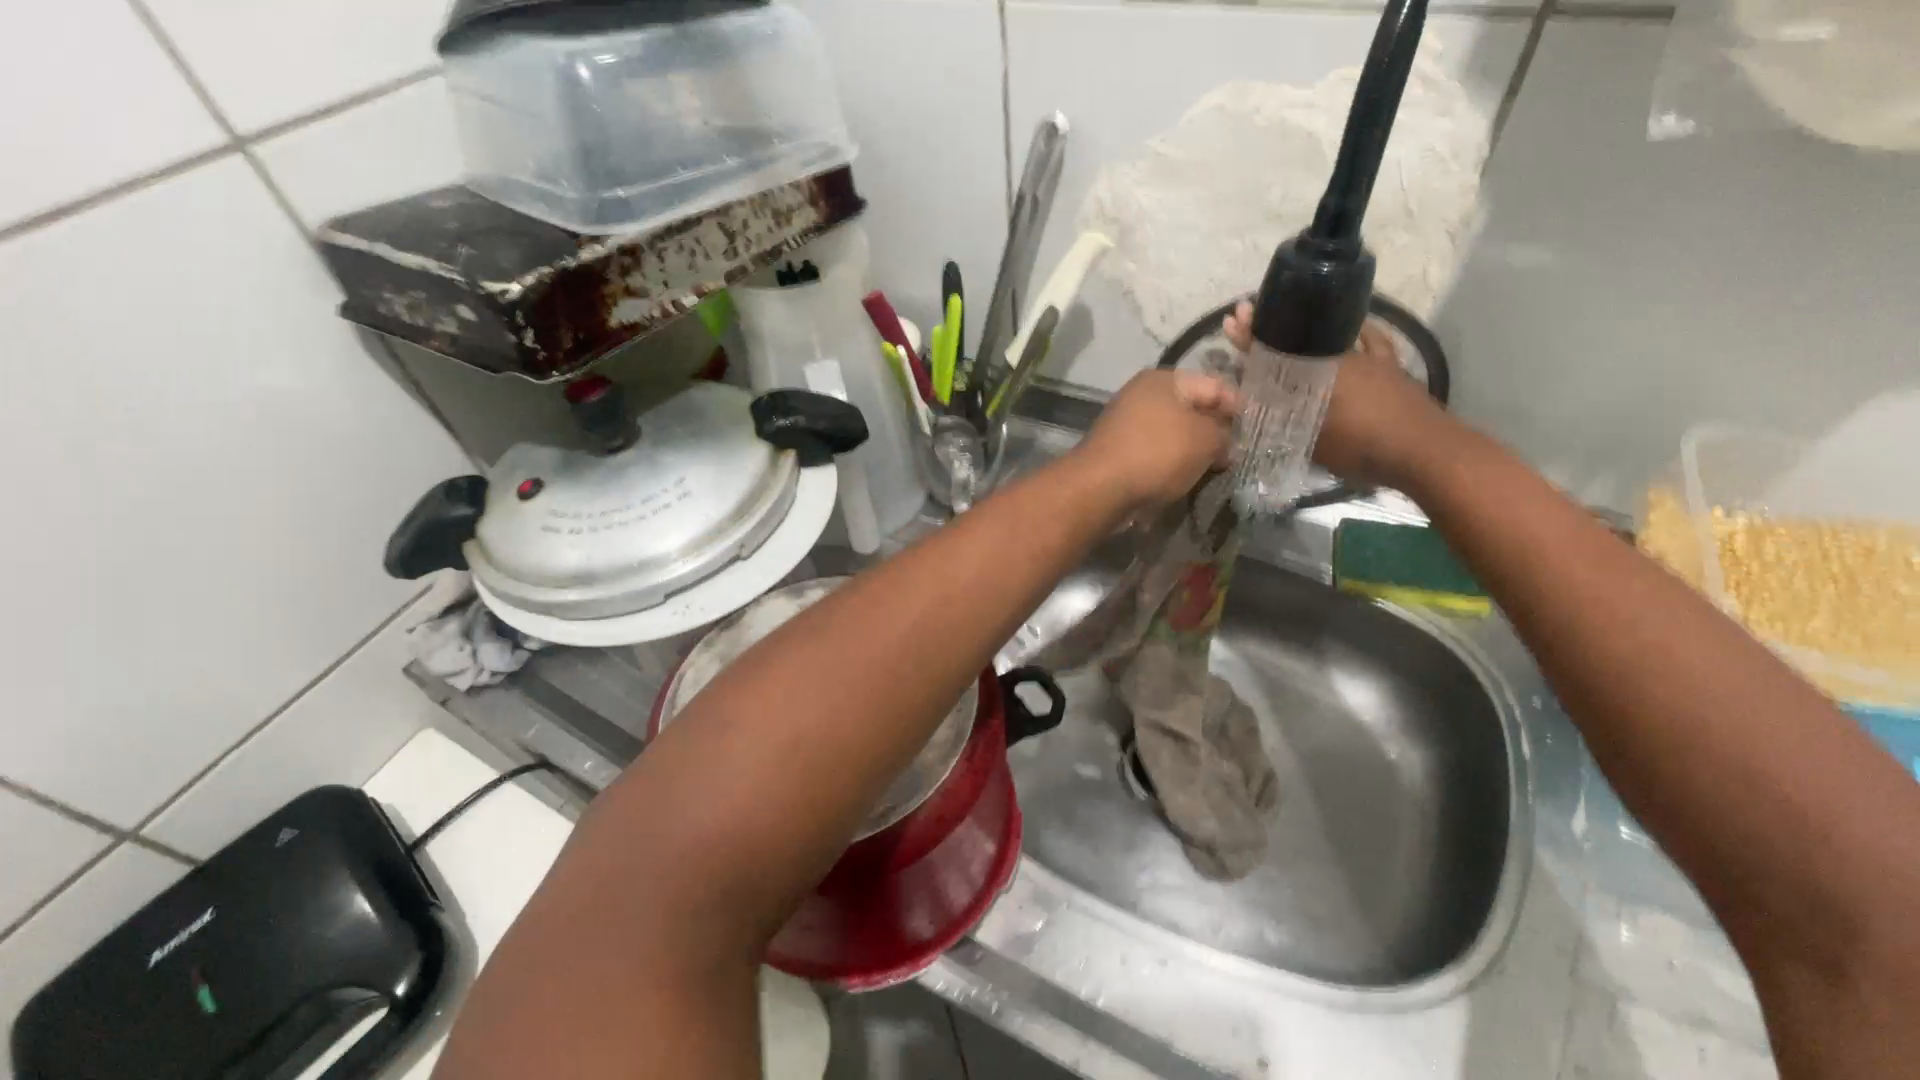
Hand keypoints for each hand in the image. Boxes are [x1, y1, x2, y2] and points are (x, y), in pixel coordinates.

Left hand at [1069, 369, 1237, 511]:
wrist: (1100, 488)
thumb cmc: (1158, 453)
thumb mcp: (1205, 440)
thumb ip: (1223, 435)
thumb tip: (1224, 443)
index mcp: (1164, 379)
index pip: (1214, 385)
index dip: (1238, 407)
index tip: (1255, 430)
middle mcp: (1142, 394)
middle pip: (1192, 408)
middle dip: (1215, 430)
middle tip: (1236, 452)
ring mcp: (1127, 422)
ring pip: (1173, 432)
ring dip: (1194, 449)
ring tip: (1214, 468)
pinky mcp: (1118, 450)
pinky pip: (1155, 452)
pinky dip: (1171, 463)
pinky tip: (1184, 478)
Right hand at [1222, 301, 1447, 488]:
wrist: (1427, 452)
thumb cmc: (1363, 447)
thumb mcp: (1310, 441)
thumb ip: (1272, 423)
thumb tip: (1235, 410)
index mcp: (1317, 372)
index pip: (1275, 350)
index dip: (1251, 336)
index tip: (1233, 320)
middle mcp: (1341, 356)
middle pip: (1300, 337)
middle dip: (1276, 328)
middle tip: (1254, 315)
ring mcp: (1371, 360)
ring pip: (1335, 335)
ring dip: (1315, 327)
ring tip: (1301, 316)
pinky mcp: (1393, 369)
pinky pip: (1375, 342)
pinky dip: (1363, 333)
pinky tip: (1360, 328)